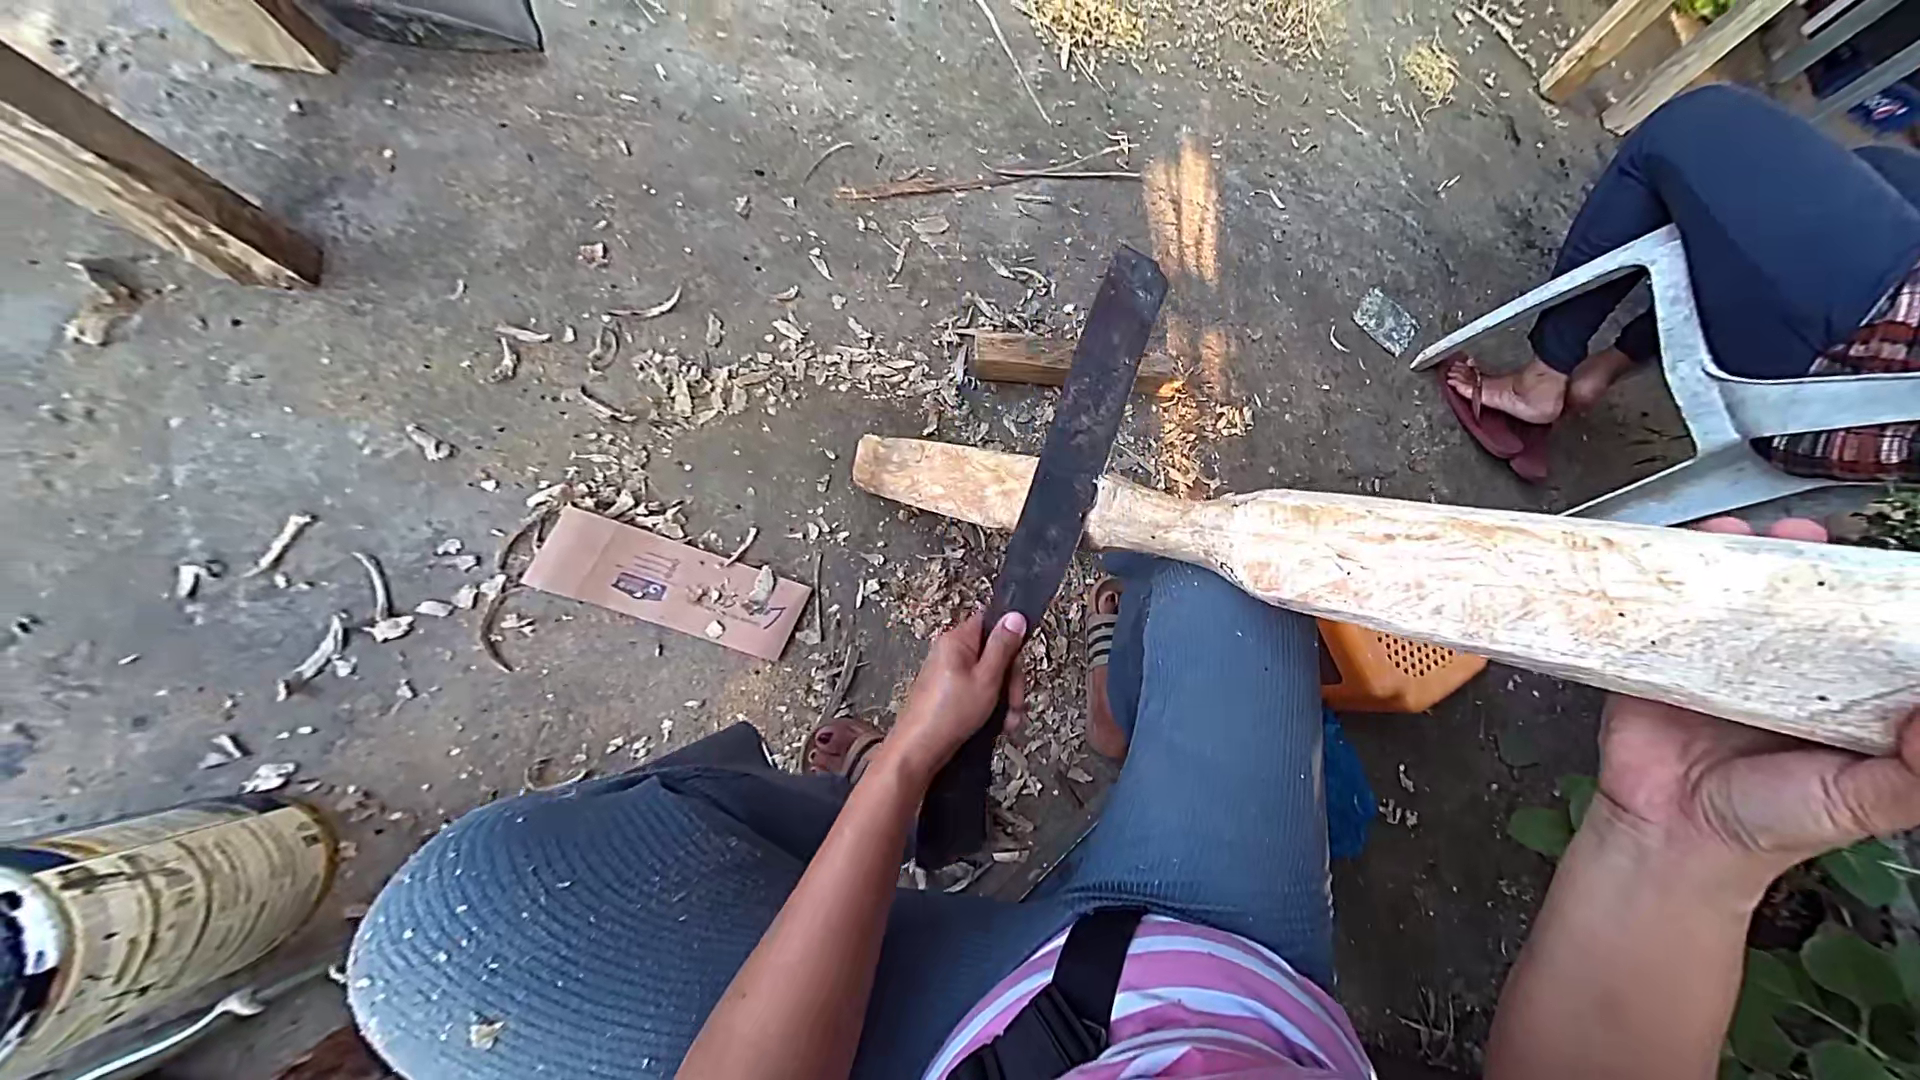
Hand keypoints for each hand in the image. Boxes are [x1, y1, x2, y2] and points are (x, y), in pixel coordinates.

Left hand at [876, 610, 1027, 788]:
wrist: (919, 751)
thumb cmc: (946, 716)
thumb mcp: (987, 678)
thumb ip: (1003, 646)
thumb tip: (1015, 617)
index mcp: (957, 640)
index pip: (991, 622)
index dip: (1010, 641)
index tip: (1017, 662)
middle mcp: (951, 653)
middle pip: (994, 653)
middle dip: (1010, 679)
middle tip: (1014, 699)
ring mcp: (950, 674)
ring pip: (990, 676)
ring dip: (1004, 698)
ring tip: (1007, 718)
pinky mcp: (950, 693)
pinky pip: (978, 692)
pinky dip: (991, 707)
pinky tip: (997, 724)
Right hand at [1590, 514, 1919, 894]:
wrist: (1671, 827)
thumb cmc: (1775, 819)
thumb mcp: (1871, 801)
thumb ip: (1917, 767)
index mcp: (1834, 695)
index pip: (1853, 633)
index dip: (1859, 591)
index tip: (1864, 560)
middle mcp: (1768, 670)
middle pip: (1776, 604)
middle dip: (1782, 562)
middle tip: (1786, 535)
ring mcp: (1699, 664)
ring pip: (1709, 604)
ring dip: (1711, 565)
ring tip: (1721, 535)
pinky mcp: (1642, 665)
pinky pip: (1643, 626)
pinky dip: (1642, 596)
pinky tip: (1649, 571)